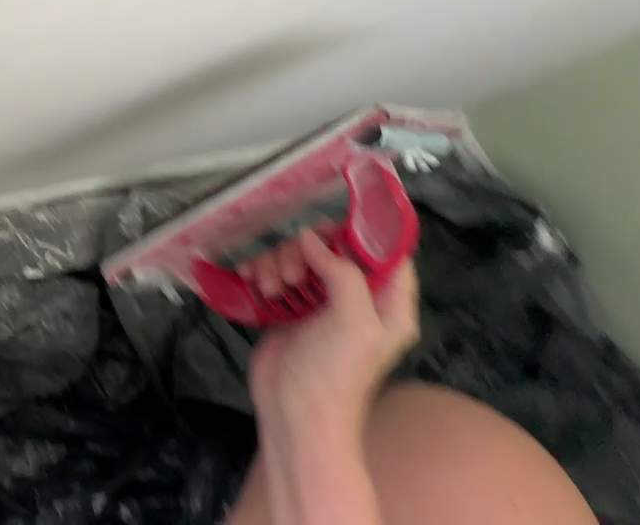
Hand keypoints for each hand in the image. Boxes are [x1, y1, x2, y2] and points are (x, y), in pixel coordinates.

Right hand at [244, 231, 419, 438]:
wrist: (295, 409)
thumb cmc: (334, 370)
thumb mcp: (353, 322)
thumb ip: (342, 274)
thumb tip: (310, 238)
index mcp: (387, 306)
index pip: (387, 256)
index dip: (361, 235)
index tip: (326, 230)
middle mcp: (356, 301)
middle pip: (331, 252)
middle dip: (303, 253)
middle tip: (289, 275)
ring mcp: (320, 306)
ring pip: (297, 261)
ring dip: (276, 264)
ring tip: (268, 287)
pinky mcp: (287, 310)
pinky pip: (274, 275)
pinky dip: (260, 272)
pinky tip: (251, 282)